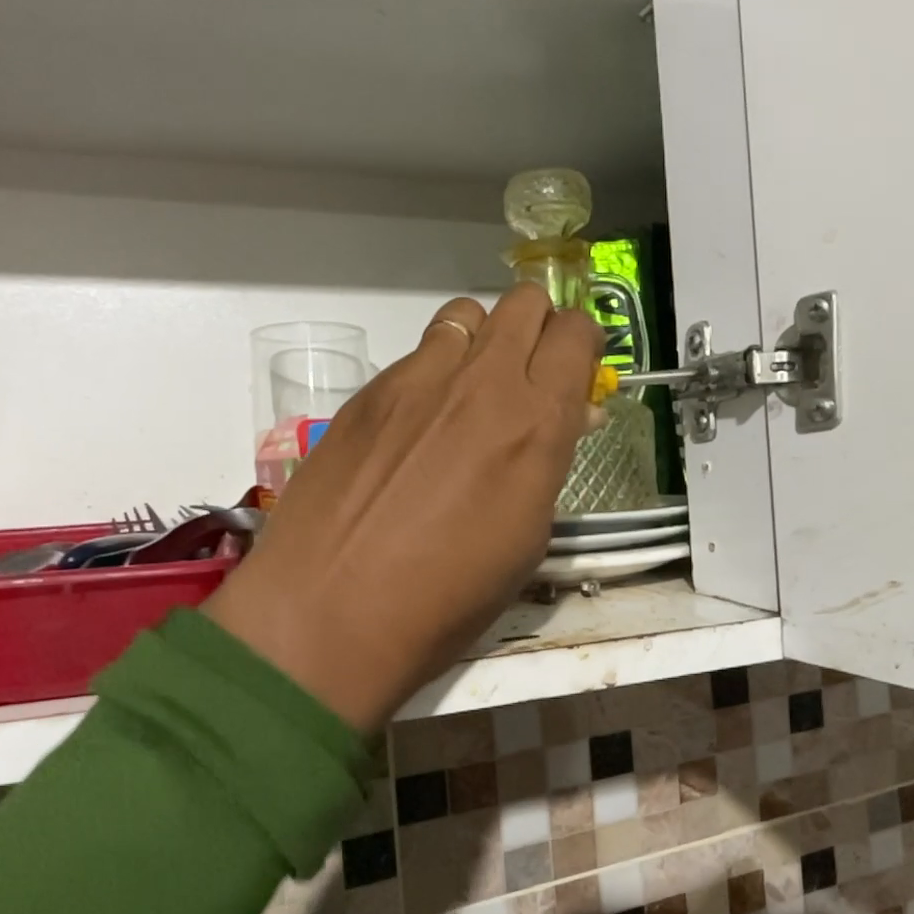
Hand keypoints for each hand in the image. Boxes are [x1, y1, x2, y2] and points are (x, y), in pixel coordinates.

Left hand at [202, 285, 602, 730]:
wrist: (332, 610)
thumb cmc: (448, 599)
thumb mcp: (526, 540)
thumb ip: (546, 463)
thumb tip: (562, 421)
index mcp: (537, 423)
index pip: (576, 333)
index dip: (582, 344)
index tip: (575, 372)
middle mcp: (483, 383)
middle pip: (525, 303)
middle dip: (538, 328)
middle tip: (530, 374)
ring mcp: (418, 380)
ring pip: (466, 315)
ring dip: (482, 338)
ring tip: (471, 389)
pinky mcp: (368, 393)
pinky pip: (416, 355)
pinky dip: (432, 372)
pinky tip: (414, 426)